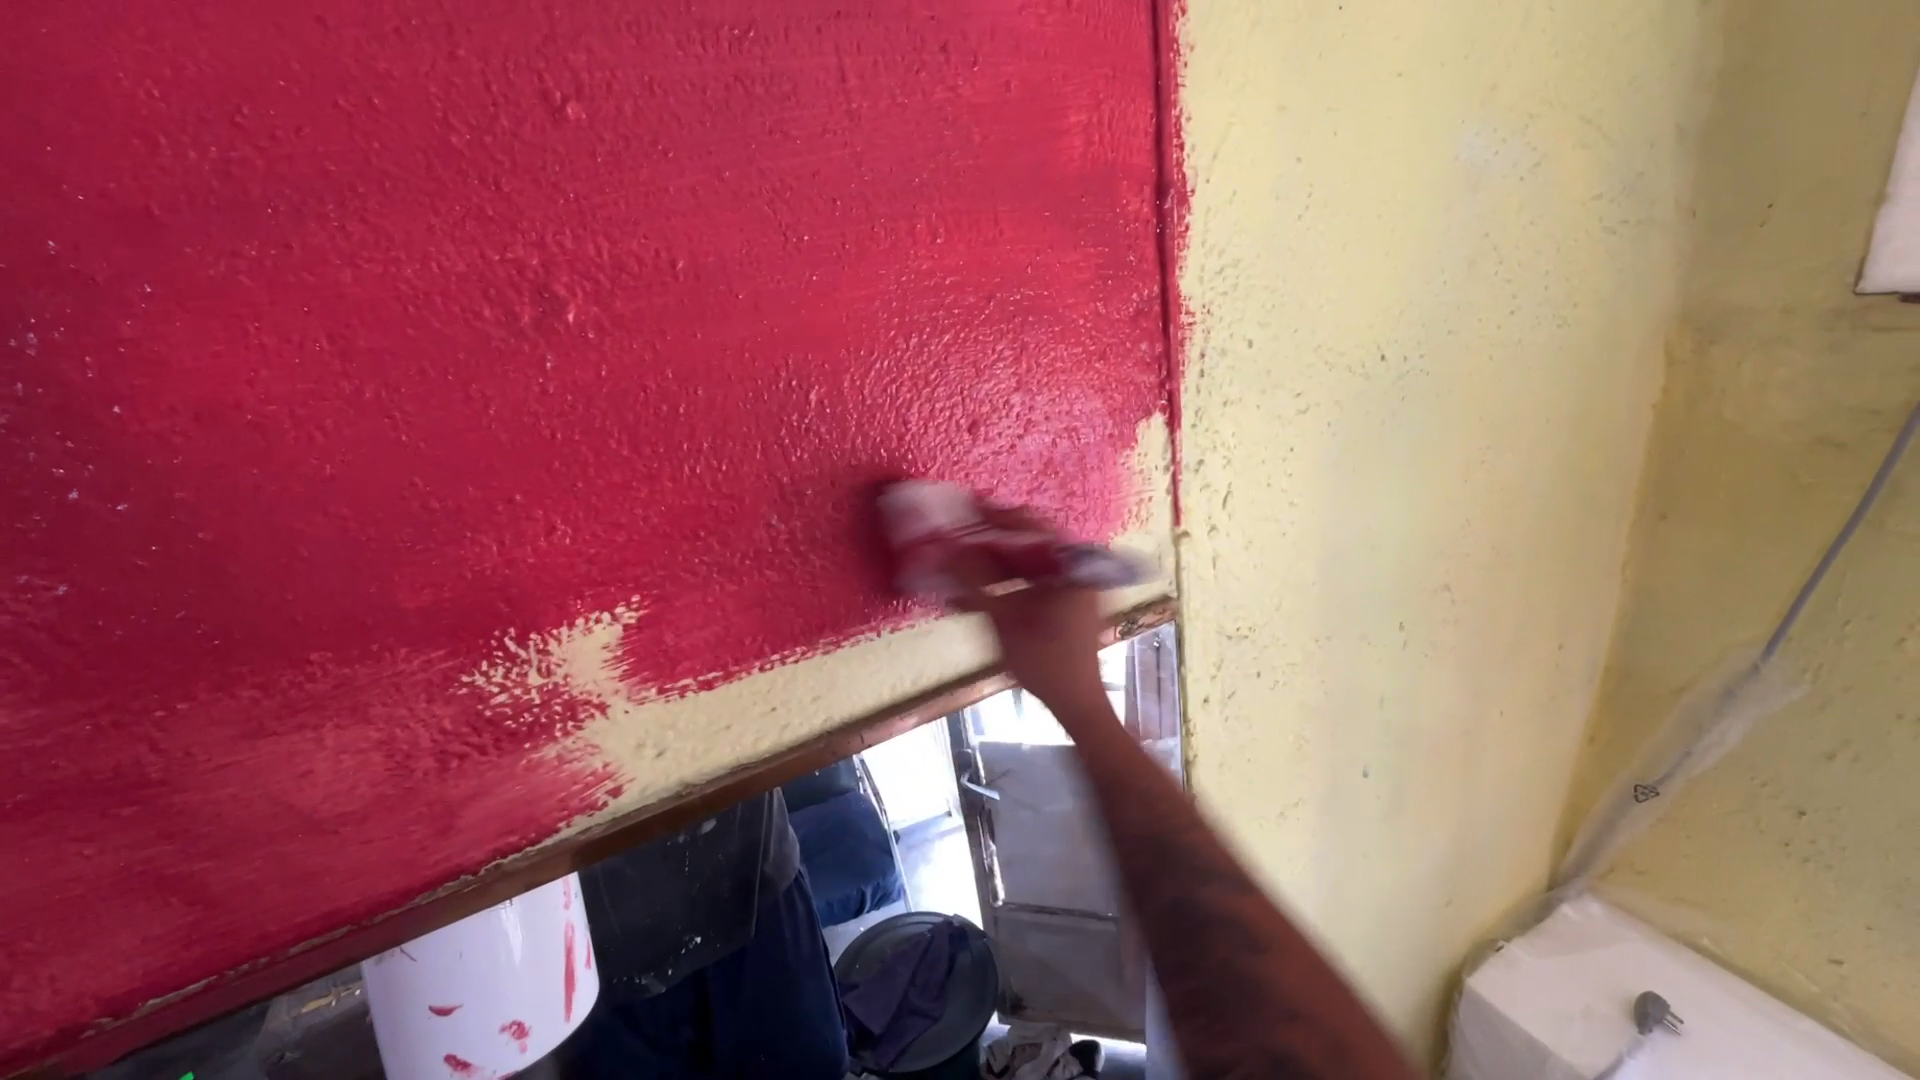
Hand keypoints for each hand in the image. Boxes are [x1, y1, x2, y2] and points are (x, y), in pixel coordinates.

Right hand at [942, 505, 1110, 713]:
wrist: (1076, 703)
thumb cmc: (1046, 663)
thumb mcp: (1004, 620)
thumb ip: (973, 582)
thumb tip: (943, 552)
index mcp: (1073, 565)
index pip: (1032, 525)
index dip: (997, 515)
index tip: (967, 506)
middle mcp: (1078, 568)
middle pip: (1029, 543)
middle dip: (990, 540)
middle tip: (958, 534)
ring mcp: (1074, 587)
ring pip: (1028, 564)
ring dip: (994, 565)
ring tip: (959, 564)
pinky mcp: (1065, 604)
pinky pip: (1032, 583)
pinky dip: (1006, 584)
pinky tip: (975, 591)